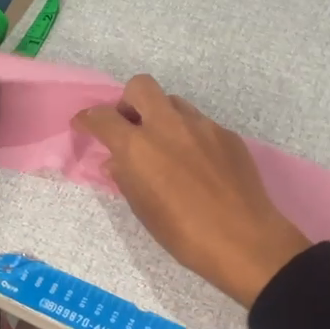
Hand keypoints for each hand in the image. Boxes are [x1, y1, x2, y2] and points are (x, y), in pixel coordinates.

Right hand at [72, 75, 309, 306]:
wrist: (245, 241)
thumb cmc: (184, 234)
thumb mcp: (144, 210)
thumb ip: (126, 178)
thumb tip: (117, 161)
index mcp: (139, 147)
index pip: (103, 117)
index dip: (88, 119)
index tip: (84, 125)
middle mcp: (168, 125)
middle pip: (140, 87)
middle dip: (128, 101)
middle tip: (130, 127)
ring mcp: (202, 126)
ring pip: (173, 103)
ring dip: (161, 117)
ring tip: (166, 149)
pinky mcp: (227, 134)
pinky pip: (200, 124)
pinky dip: (189, 136)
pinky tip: (197, 166)